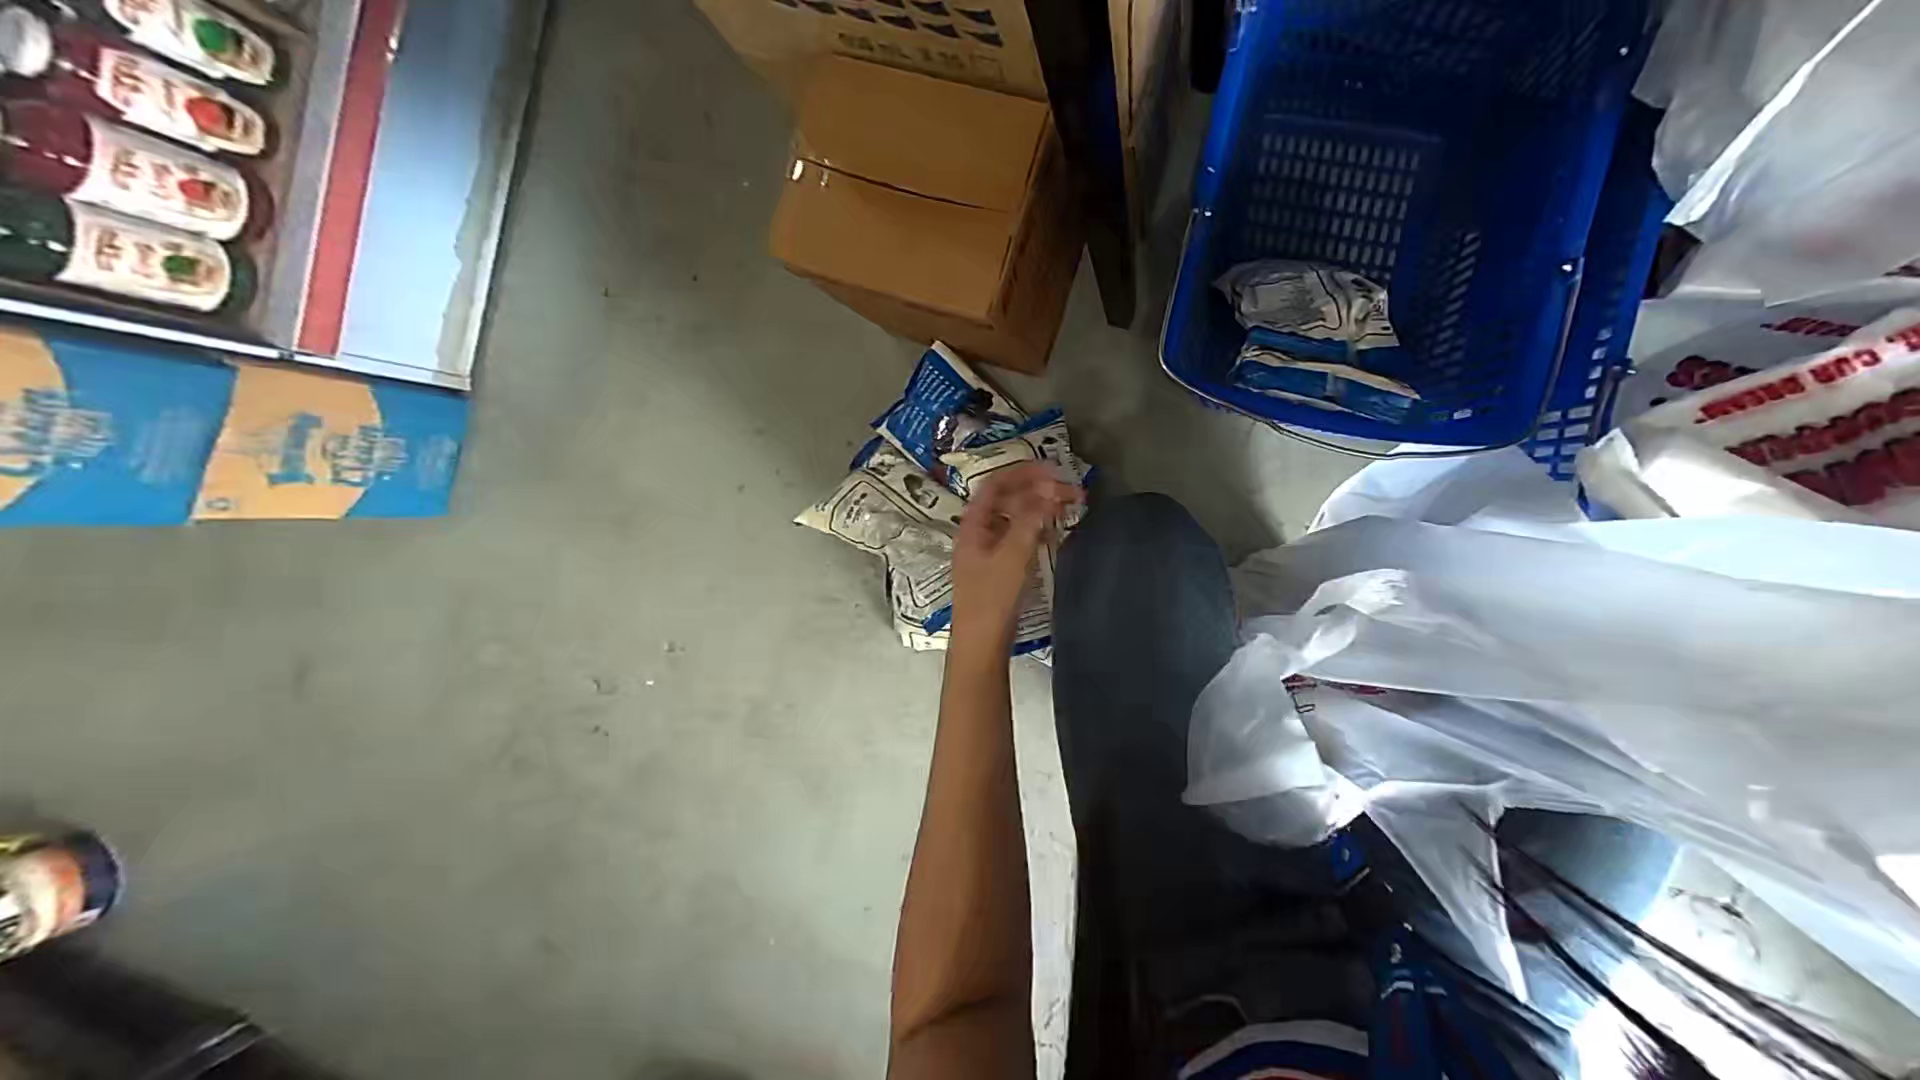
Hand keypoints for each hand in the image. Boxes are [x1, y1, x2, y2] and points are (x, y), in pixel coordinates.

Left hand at [950, 463, 1081, 643]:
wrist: (981, 644)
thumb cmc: (991, 599)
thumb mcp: (1012, 556)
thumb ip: (1029, 521)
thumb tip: (1047, 492)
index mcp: (973, 525)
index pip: (995, 485)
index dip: (1022, 472)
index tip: (1053, 470)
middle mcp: (978, 534)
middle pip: (1007, 500)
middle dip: (1038, 490)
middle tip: (1070, 492)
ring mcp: (988, 551)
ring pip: (1015, 519)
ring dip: (1039, 509)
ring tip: (1068, 507)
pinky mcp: (1000, 569)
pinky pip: (1019, 538)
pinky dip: (1037, 530)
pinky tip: (1054, 532)